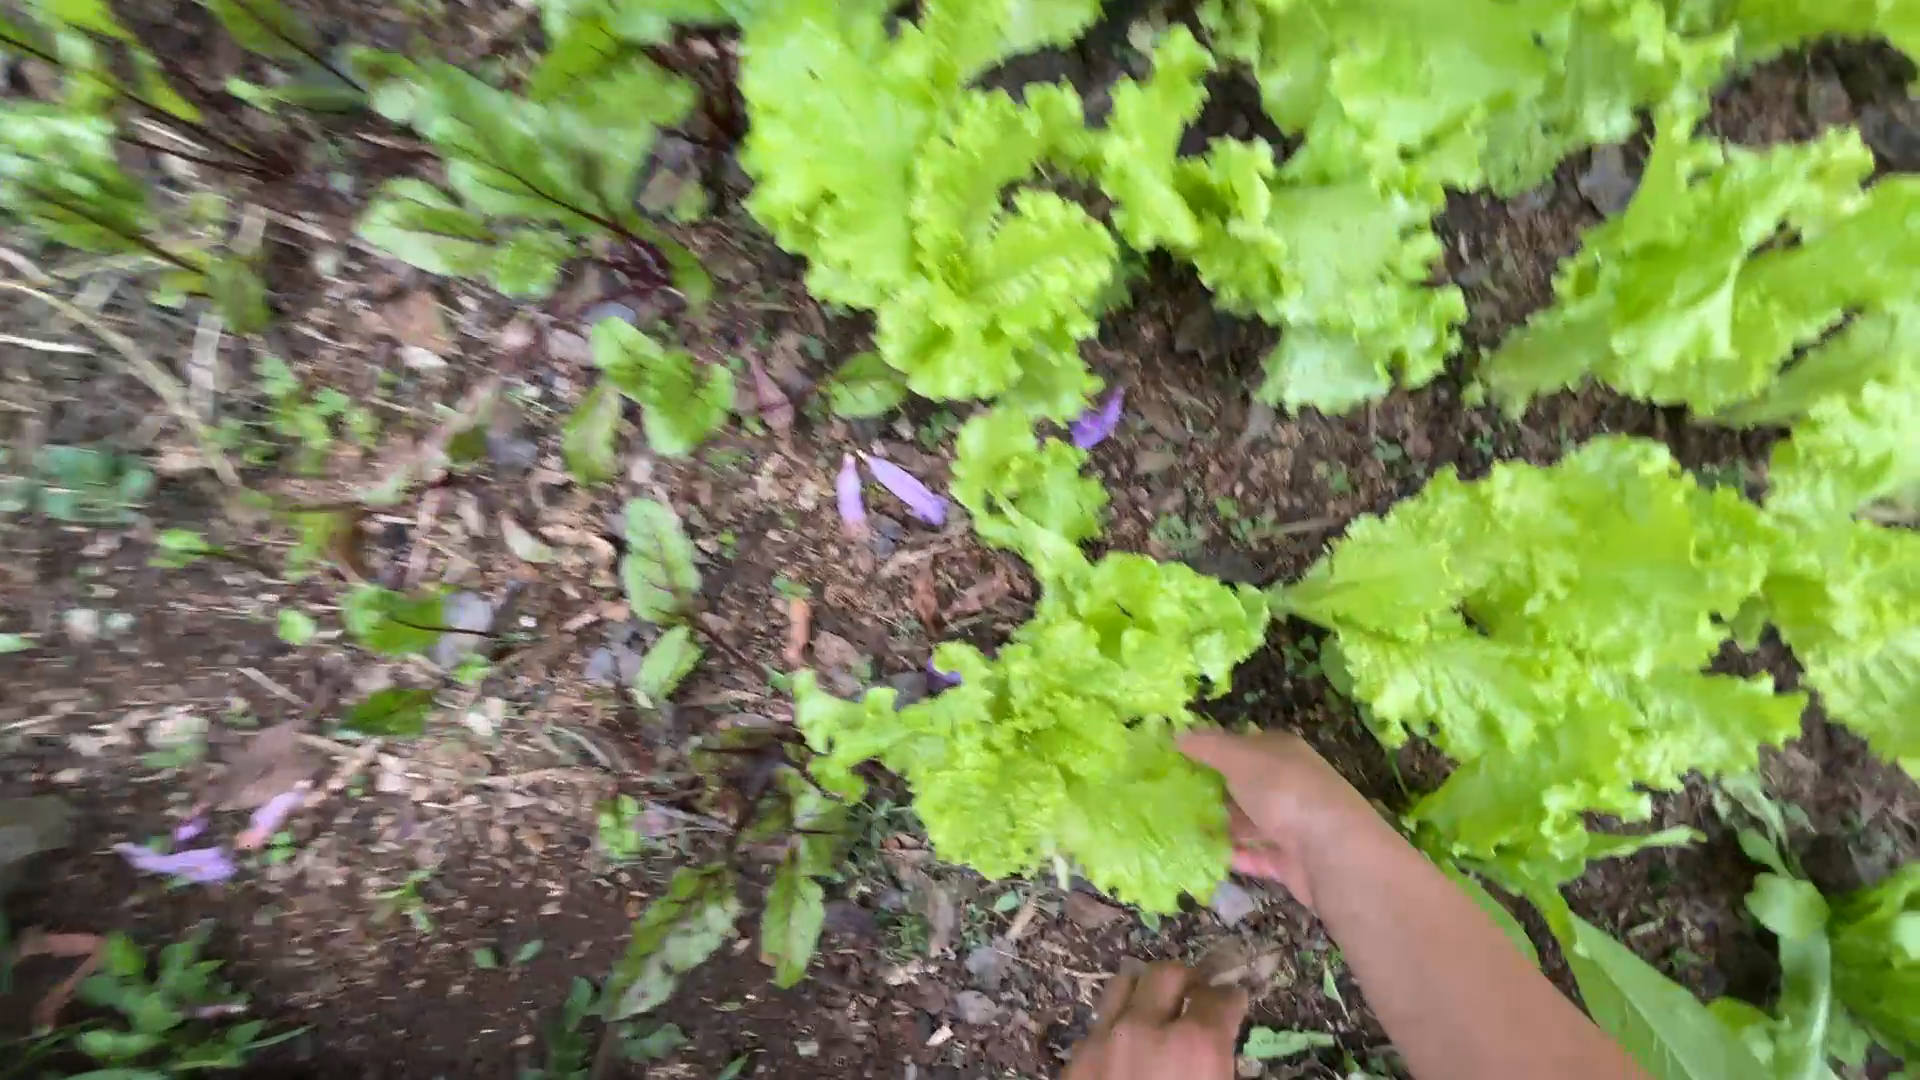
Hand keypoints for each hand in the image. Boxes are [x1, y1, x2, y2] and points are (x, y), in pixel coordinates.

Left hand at [1063, 961, 1246, 1079]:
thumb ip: (1220, 1063)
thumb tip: (1220, 1047)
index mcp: (1196, 1046)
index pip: (1220, 1001)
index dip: (1231, 997)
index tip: (1236, 997)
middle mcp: (1147, 1028)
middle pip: (1169, 974)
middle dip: (1189, 977)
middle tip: (1199, 989)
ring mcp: (1105, 1037)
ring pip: (1127, 982)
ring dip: (1147, 986)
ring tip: (1159, 998)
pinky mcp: (1076, 1055)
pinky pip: (1101, 1018)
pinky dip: (1119, 1016)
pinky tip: (1126, 1031)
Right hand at [1180, 730, 1388, 910]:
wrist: (1333, 853)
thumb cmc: (1283, 790)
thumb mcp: (1238, 757)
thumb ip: (1206, 746)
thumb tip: (1176, 735)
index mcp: (1281, 752)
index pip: (1243, 744)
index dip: (1211, 749)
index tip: (1177, 758)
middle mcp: (1289, 784)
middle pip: (1244, 784)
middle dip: (1211, 789)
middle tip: (1170, 794)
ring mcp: (1292, 824)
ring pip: (1248, 821)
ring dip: (1219, 825)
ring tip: (1179, 826)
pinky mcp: (1290, 860)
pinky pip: (1255, 854)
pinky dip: (1233, 855)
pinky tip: (1204, 854)